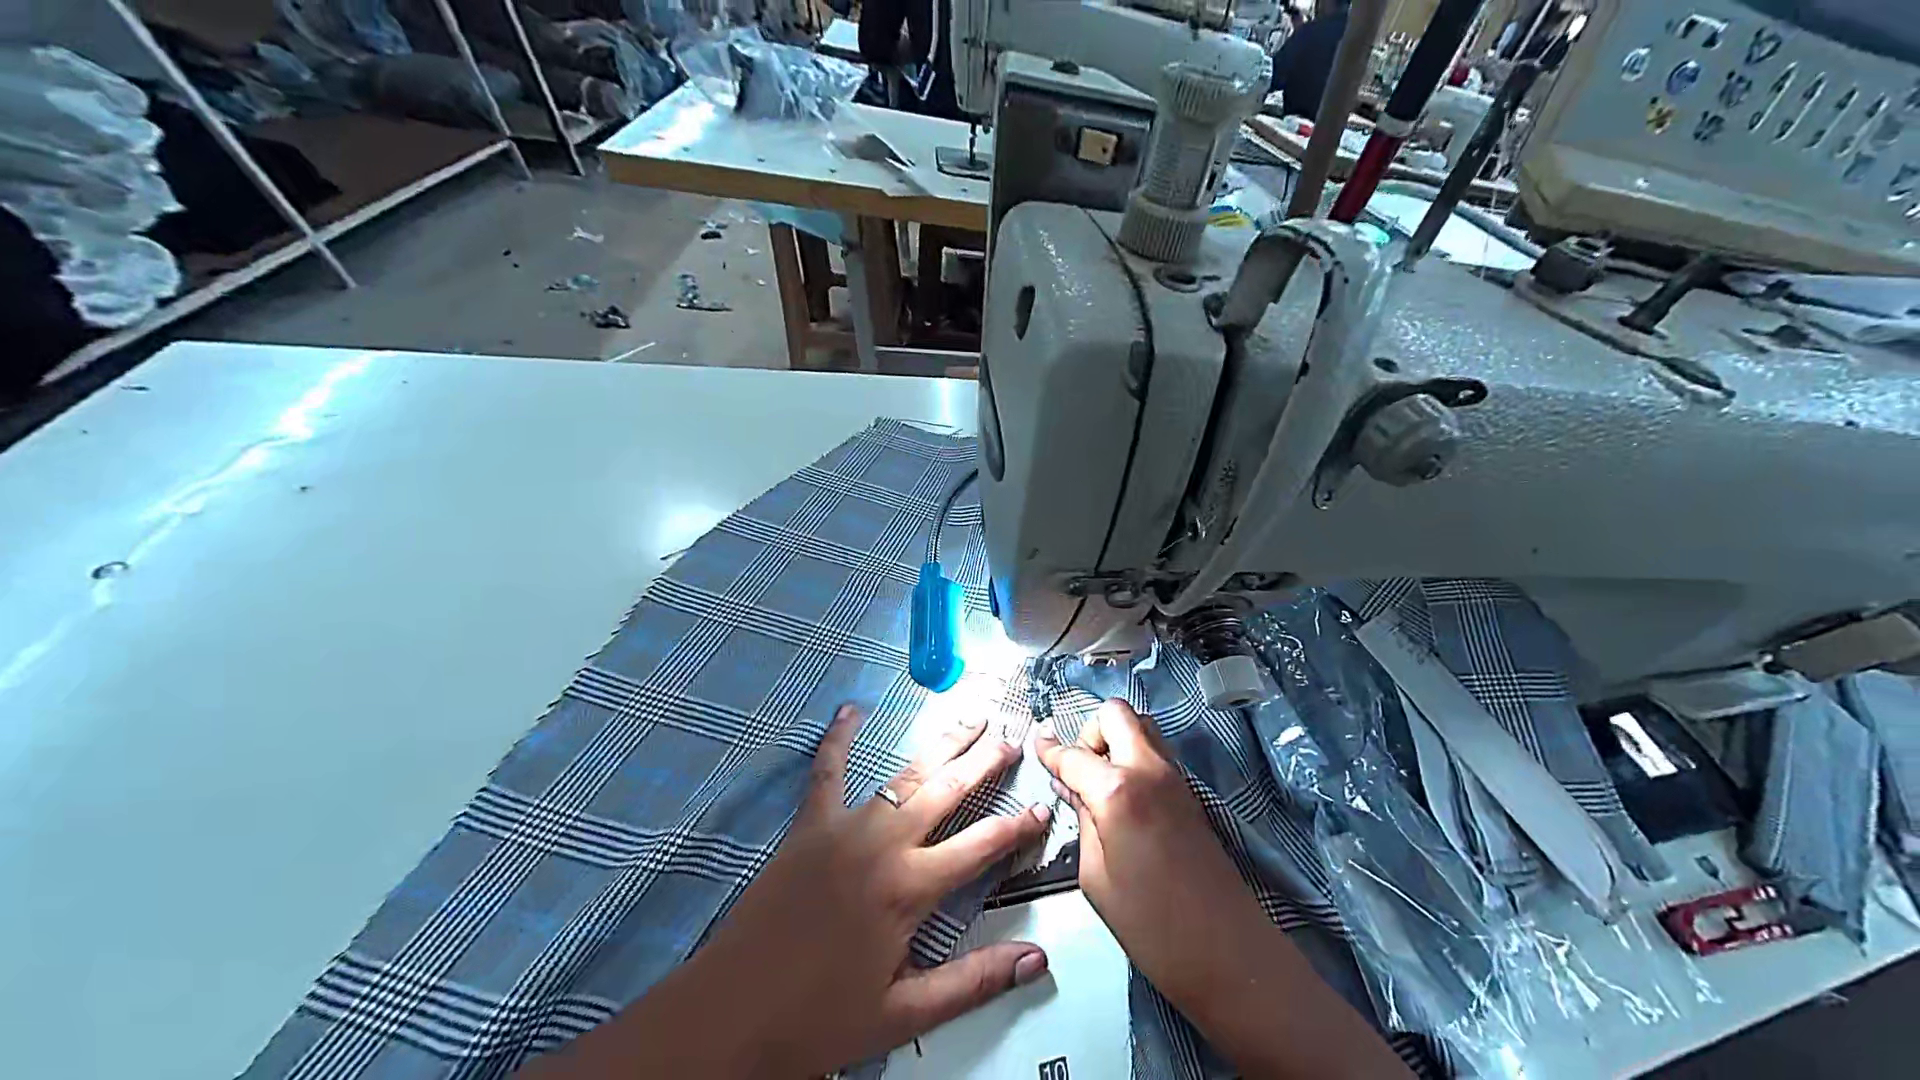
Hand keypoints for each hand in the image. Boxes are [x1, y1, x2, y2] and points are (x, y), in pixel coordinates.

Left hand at [521, 705, 1052, 1079]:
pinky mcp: (808, 826)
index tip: (1043, 806)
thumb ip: (973, 981)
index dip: (1017, 826)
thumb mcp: (904, 1014)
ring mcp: (844, 828)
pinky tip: (849, 709)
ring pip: (903, 777)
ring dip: (938, 747)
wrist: (732, 1013)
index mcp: (910, 889)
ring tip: (966, 720)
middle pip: (946, 793)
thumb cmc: (820, 1018)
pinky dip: (838, 740)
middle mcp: (884, 845)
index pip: (980, 847)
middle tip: (1011, 739)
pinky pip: (826, 773)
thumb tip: (1037, 958)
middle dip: (983, 765)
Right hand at [1037, 699, 1407, 1078]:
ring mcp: (1176, 777)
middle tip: (1080, 770)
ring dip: (1116, 740)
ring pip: (1141, 726)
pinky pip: (1156, 752)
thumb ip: (1082, 819)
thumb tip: (1074, 788)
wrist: (1227, 952)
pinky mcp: (1190, 792)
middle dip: (1091, 732)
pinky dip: (1134, 756)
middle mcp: (1149, 769)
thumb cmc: (1150, 925)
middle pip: (1116, 714)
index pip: (1073, 754)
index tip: (1037, 744)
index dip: (1049, 751)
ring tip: (1100, 783)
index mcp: (1118, 790)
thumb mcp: (1095, 875)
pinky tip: (1122, 795)